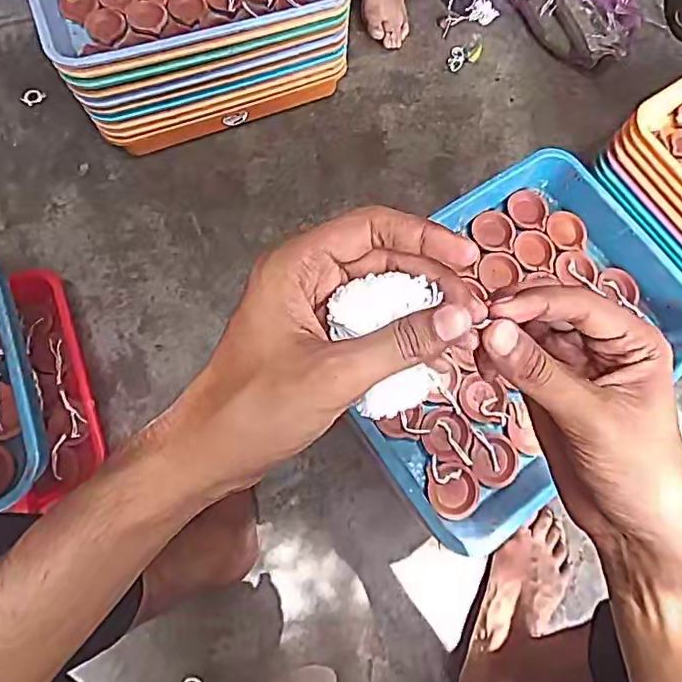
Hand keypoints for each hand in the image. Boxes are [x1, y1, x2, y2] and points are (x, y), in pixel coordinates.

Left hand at [152, 207, 486, 498]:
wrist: (209, 454)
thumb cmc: (252, 411)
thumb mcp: (333, 375)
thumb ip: (398, 344)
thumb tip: (459, 319)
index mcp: (296, 265)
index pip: (370, 227)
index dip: (423, 237)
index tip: (466, 257)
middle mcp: (305, 275)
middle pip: (381, 256)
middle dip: (431, 276)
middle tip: (472, 305)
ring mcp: (313, 305)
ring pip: (380, 289)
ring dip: (422, 304)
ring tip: (463, 325)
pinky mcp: (320, 334)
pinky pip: (371, 319)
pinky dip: (402, 329)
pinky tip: (433, 345)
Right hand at [473, 285, 681, 563]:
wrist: (634, 531)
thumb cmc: (641, 474)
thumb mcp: (592, 420)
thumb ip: (540, 374)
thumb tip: (495, 332)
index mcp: (633, 340)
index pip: (579, 304)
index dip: (536, 302)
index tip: (496, 311)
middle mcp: (603, 345)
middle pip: (549, 312)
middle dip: (513, 317)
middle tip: (477, 327)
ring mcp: (573, 365)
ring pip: (528, 333)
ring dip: (500, 337)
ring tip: (477, 350)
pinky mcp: (548, 386)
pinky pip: (517, 360)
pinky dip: (497, 359)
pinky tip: (484, 367)